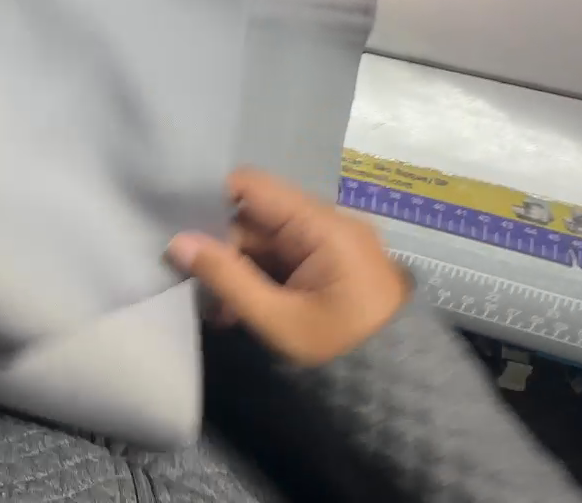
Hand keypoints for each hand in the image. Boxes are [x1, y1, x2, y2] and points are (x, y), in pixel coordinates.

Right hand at [168, 167, 409, 366]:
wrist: (405, 396)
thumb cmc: (343, 352)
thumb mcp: (279, 321)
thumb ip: (226, 278)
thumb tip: (176, 242)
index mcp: (322, 226)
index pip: (252, 185)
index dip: (210, 198)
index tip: (180, 226)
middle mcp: (326, 222)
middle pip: (253, 215)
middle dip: (221, 246)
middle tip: (196, 284)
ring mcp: (328, 242)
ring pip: (261, 238)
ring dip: (235, 267)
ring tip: (218, 309)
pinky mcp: (327, 262)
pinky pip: (278, 255)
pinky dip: (255, 276)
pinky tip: (237, 309)